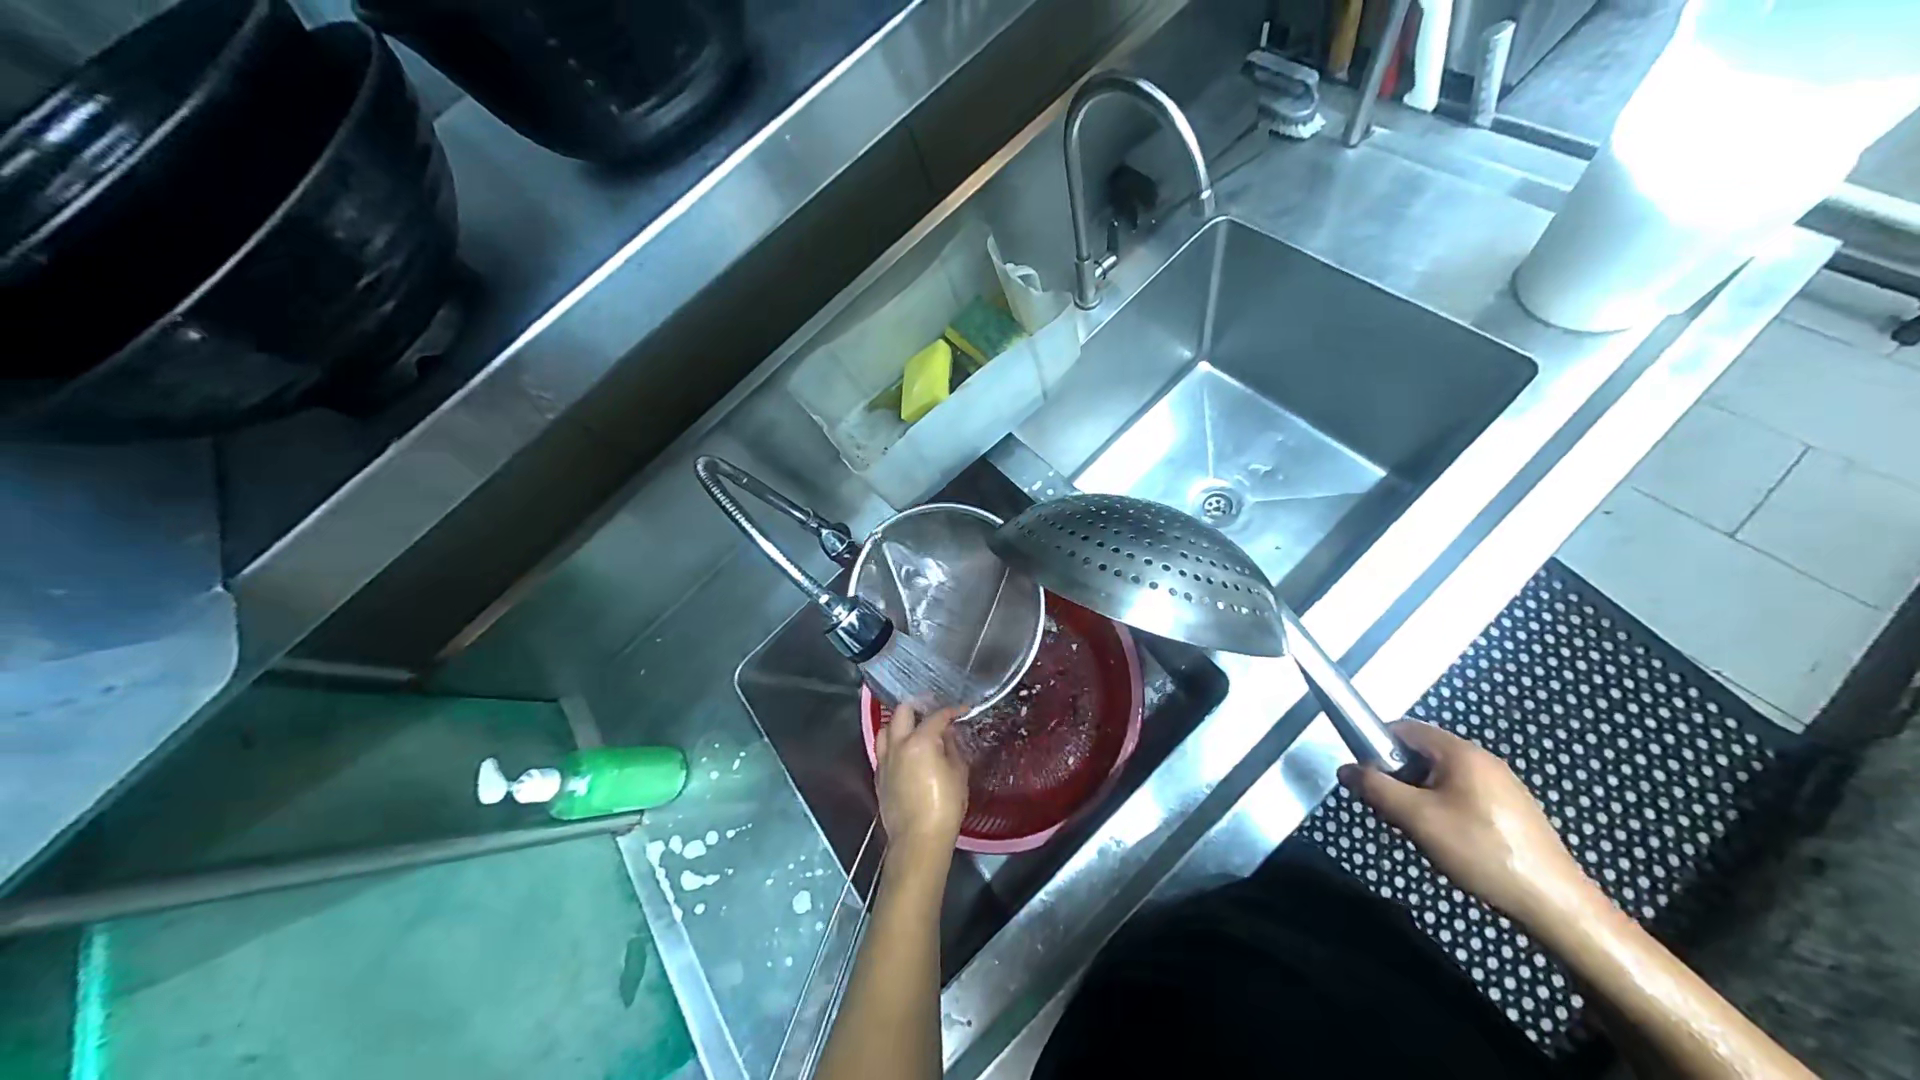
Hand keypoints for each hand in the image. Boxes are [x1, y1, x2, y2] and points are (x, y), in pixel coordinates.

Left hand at [875, 704, 968, 855]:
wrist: (919, 839)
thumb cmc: (945, 806)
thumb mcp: (958, 773)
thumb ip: (952, 748)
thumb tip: (947, 736)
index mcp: (920, 741)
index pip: (936, 716)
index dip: (951, 710)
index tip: (961, 710)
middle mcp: (898, 745)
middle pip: (903, 712)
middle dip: (918, 706)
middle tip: (932, 710)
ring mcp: (884, 760)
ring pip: (886, 729)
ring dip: (900, 723)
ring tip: (913, 727)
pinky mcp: (879, 775)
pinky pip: (882, 750)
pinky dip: (892, 744)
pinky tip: (903, 751)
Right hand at [1339, 720, 1604, 929]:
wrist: (1554, 904)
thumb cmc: (1480, 851)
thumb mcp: (1415, 818)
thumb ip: (1374, 788)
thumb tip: (1345, 769)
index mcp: (1461, 752)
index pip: (1404, 728)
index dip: (1375, 744)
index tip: (1364, 776)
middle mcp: (1483, 759)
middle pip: (1421, 753)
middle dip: (1396, 777)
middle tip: (1390, 811)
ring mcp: (1501, 785)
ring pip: (1439, 778)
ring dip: (1417, 797)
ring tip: (1417, 832)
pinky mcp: (1511, 810)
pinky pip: (1461, 795)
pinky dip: (1442, 810)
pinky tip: (1446, 842)